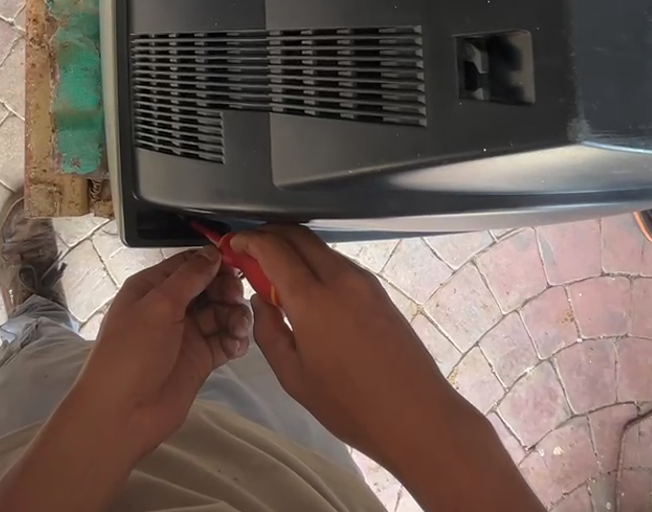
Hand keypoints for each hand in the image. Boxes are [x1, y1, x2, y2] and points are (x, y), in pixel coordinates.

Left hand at [69, 247, 251, 457]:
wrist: (122, 414)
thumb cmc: (132, 352)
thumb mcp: (157, 306)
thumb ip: (189, 278)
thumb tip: (213, 252)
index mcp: (153, 287)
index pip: (188, 264)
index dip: (212, 262)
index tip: (236, 264)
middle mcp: (170, 307)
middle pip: (208, 287)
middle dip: (226, 288)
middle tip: (236, 297)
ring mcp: (186, 334)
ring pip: (219, 313)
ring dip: (234, 315)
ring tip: (238, 327)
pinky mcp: (200, 359)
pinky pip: (223, 341)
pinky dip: (234, 339)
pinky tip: (237, 345)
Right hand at [230, 226, 476, 470]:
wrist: (419, 416)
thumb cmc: (350, 405)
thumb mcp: (293, 377)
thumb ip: (268, 331)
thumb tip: (261, 300)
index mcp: (311, 298)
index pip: (272, 248)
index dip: (247, 240)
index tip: (232, 244)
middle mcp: (337, 276)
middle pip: (296, 234)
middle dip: (268, 234)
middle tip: (250, 250)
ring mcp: (362, 279)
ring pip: (318, 245)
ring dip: (292, 246)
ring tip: (276, 270)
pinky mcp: (377, 288)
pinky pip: (336, 261)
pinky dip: (314, 260)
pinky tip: (308, 286)